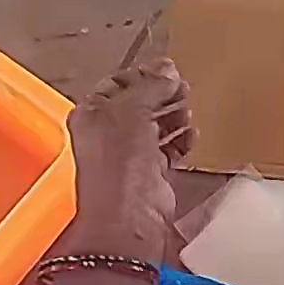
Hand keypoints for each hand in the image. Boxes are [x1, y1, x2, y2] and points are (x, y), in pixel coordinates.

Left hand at [62, 59, 191, 263]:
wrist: (130, 215)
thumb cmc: (120, 163)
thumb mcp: (134, 109)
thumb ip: (152, 85)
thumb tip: (168, 69)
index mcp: (92, 115)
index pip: (118, 85)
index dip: (143, 75)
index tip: (167, 70)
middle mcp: (107, 135)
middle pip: (139, 105)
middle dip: (162, 94)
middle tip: (182, 87)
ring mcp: (129, 156)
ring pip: (155, 126)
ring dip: (173, 115)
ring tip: (188, 107)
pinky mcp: (150, 174)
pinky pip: (168, 150)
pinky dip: (181, 140)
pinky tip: (191, 134)